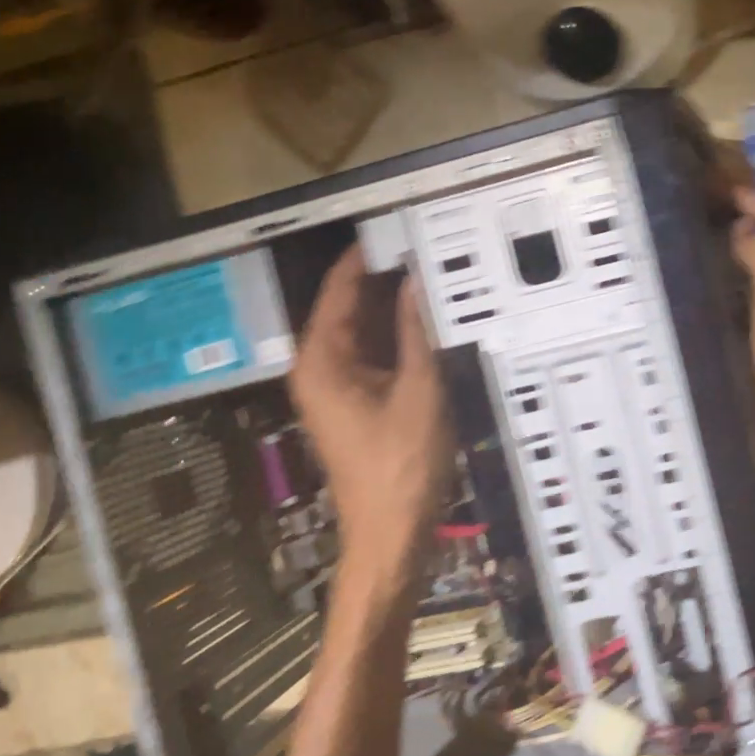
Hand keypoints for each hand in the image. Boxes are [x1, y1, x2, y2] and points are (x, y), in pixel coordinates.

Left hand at [289, 246, 452, 573]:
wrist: (392, 531)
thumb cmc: (401, 462)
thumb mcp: (420, 390)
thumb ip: (417, 331)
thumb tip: (417, 281)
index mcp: (321, 360)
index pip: (338, 289)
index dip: (366, 256)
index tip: (399, 224)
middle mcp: (319, 367)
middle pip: (349, 307)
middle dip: (385, 278)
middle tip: (428, 246)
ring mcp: (337, 386)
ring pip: (365, 331)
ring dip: (394, 307)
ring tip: (435, 274)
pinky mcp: (357, 402)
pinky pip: (375, 355)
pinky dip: (398, 337)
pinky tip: (429, 321)